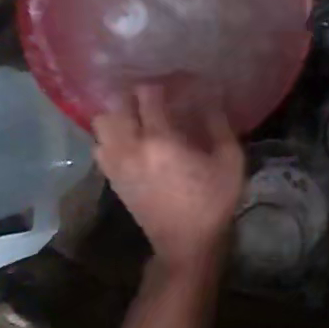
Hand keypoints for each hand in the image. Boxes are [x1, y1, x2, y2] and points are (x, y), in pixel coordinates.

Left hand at [95, 81, 244, 273]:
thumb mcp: (229, 160)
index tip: (177, 82)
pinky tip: (130, 137)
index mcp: (161, 140)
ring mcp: (115, 162)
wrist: (185, 245)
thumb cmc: (213, 201)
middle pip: (117, 103)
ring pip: (101, 122)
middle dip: (135, 94)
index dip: (162, 83)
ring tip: (138, 115)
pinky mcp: (110, 176)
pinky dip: (110, 135)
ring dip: (117, 113)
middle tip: (155, 96)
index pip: (148, 94)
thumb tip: (211, 92)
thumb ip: (219, 123)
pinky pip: (99, 144)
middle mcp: (130, 146)